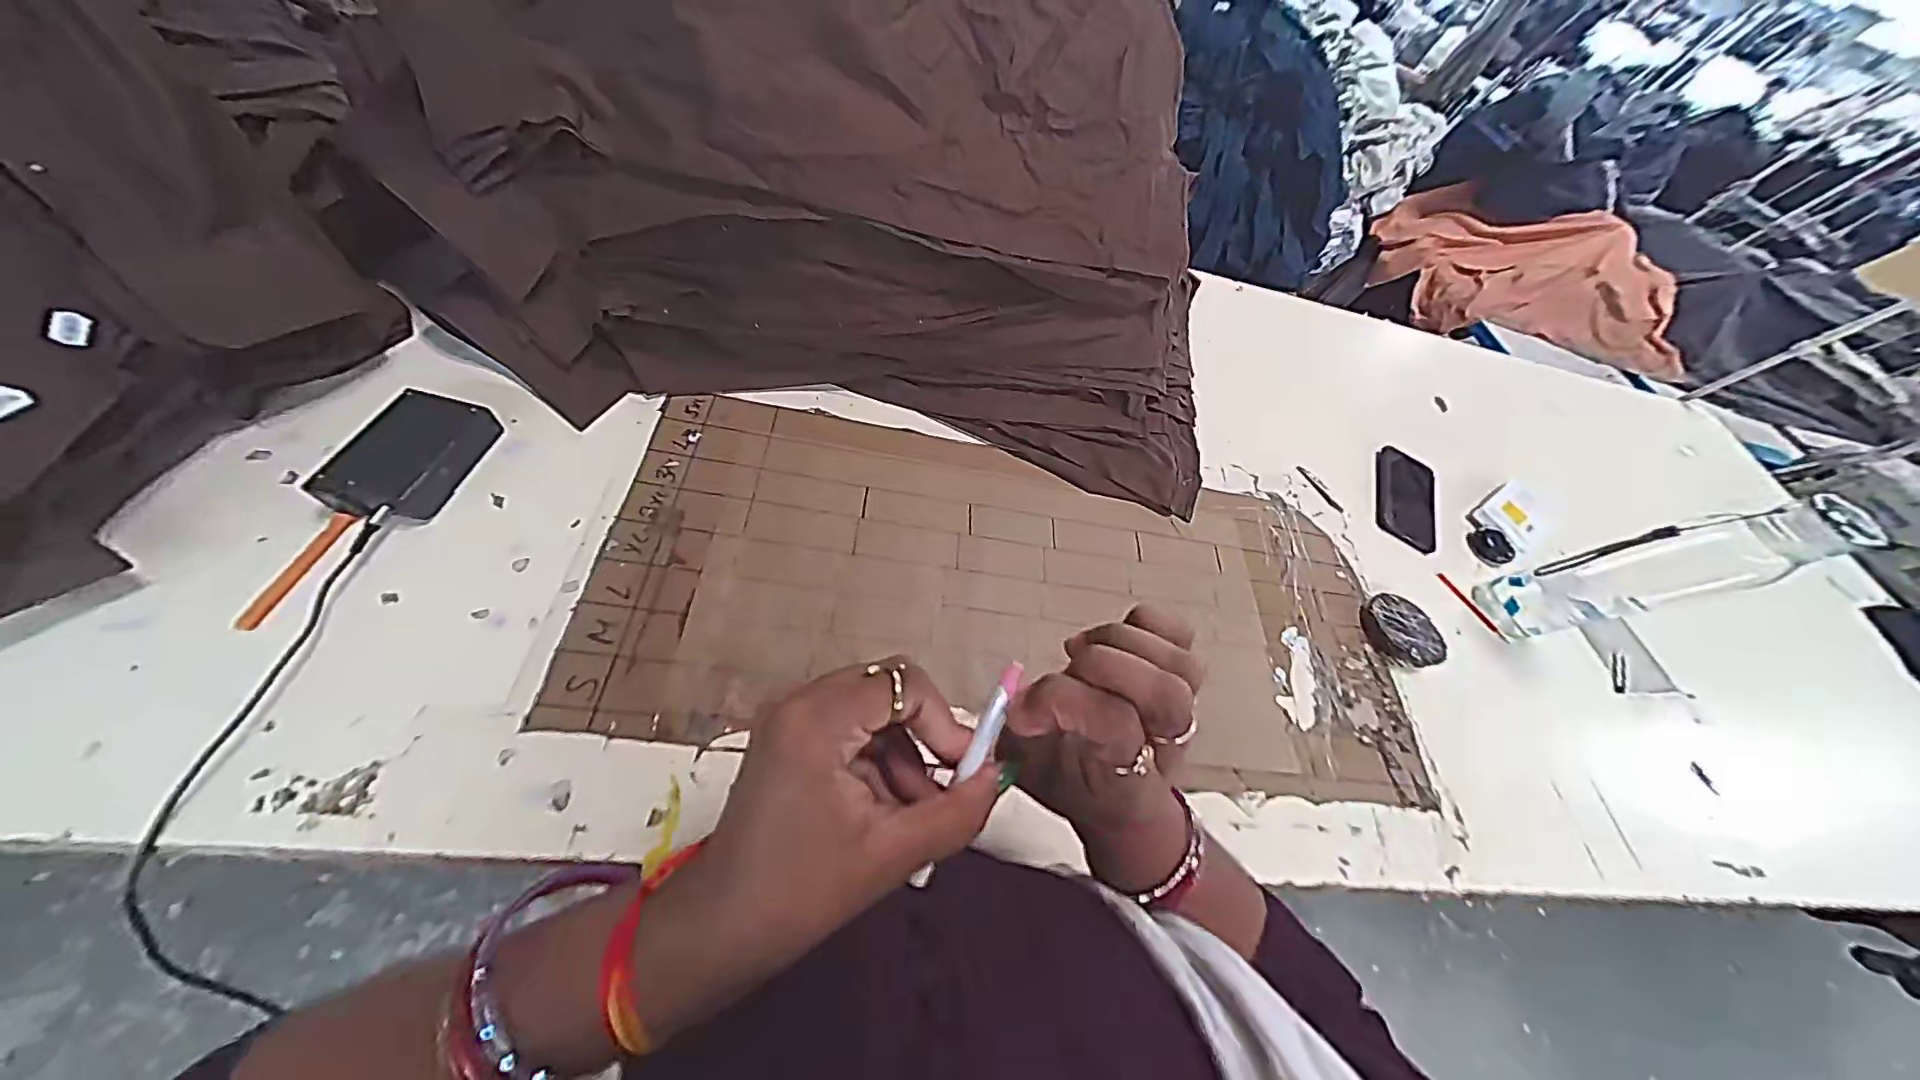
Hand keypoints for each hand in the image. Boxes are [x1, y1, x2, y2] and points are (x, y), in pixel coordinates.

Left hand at [632, 659, 997, 1038]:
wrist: (720, 928)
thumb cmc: (799, 891)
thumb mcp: (892, 853)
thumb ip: (956, 812)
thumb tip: (994, 779)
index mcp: (817, 720)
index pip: (904, 682)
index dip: (943, 721)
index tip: (963, 770)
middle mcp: (800, 703)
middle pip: (890, 690)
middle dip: (925, 738)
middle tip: (944, 789)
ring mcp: (791, 718)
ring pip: (874, 712)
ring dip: (904, 755)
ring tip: (913, 812)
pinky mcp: (790, 737)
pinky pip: (853, 730)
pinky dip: (879, 762)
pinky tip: (885, 810)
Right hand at [1003, 604, 1204, 888]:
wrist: (1108, 796)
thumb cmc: (1066, 779)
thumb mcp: (1027, 771)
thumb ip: (1015, 739)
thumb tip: (1017, 703)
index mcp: (1122, 780)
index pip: (1115, 726)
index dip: (1065, 702)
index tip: (1023, 708)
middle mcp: (1161, 747)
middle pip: (1163, 693)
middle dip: (1105, 665)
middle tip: (1066, 667)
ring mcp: (1179, 711)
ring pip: (1176, 663)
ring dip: (1122, 643)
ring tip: (1082, 650)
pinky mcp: (1179, 677)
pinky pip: (1179, 635)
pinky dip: (1145, 626)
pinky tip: (1111, 640)